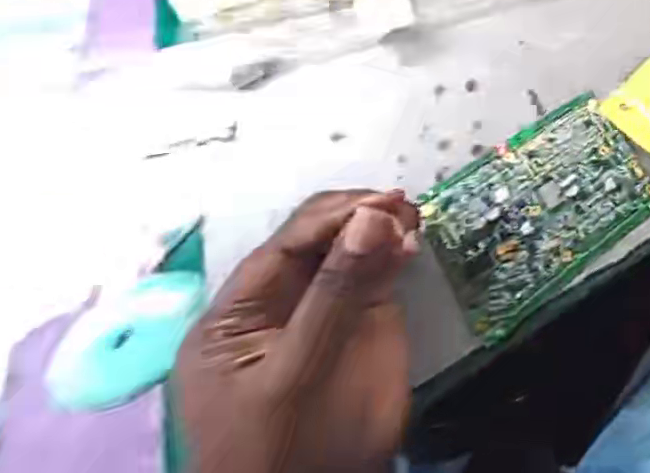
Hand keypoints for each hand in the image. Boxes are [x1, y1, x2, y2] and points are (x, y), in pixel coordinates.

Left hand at [173, 190, 420, 472]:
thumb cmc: (281, 448)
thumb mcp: (296, 371)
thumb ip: (334, 292)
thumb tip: (372, 213)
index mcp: (237, 316)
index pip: (284, 245)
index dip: (332, 216)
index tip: (381, 200)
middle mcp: (281, 301)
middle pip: (319, 237)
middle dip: (360, 216)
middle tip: (403, 211)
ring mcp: (324, 308)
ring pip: (353, 247)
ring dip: (383, 226)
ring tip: (412, 223)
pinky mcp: (362, 318)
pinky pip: (377, 269)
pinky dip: (396, 250)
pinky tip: (411, 244)